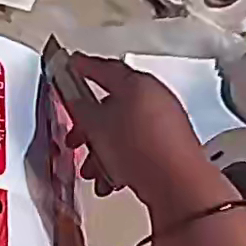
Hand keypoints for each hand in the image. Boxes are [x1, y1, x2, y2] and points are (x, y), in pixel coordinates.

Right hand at [60, 52, 230, 216]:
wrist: (174, 181)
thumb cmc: (139, 149)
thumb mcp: (95, 126)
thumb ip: (80, 108)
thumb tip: (75, 101)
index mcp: (136, 84)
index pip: (104, 68)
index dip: (83, 67)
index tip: (72, 64)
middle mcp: (154, 97)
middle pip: (111, 105)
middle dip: (89, 127)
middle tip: (75, 138)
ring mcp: (164, 120)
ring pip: (121, 130)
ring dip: (101, 150)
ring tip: (93, 170)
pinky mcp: (169, 144)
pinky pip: (135, 146)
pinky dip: (119, 160)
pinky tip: (111, 178)